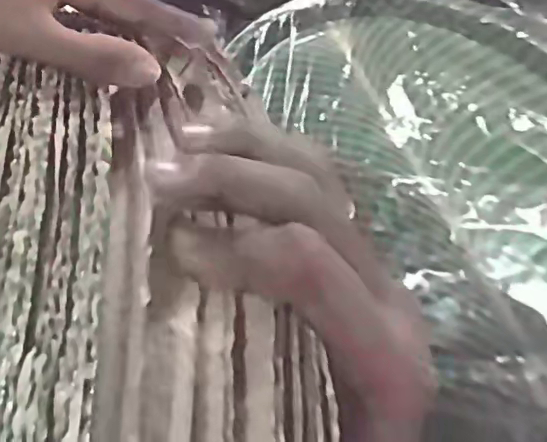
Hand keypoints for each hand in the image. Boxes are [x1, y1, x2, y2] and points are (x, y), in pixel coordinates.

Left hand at [0, 0, 217, 88]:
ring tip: (142, 57)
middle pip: (119, 2)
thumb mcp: (33, 34)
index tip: (212, 43)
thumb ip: (91, 52)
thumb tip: (152, 68)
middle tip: (183, 59)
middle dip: (152, 30)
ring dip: (118, 30)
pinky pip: (67, 6)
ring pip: (92, 5)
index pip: (139, 5)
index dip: (175, 26)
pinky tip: (86, 43)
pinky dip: (87, 27)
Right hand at [152, 114, 433, 441]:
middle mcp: (388, 293)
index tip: (174, 247)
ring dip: (241, 144)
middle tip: (159, 176)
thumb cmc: (327, 441)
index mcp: (385, 357)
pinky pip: (311, 170)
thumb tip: (162, 331)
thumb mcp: (291, 435)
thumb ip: (240, 386)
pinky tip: (217, 134)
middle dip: (227, 176)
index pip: (308, 266)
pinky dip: (259, 145)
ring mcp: (372, 259)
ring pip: (313, 168)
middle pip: (308, 199)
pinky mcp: (350, 241)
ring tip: (181, 138)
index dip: (236, 246)